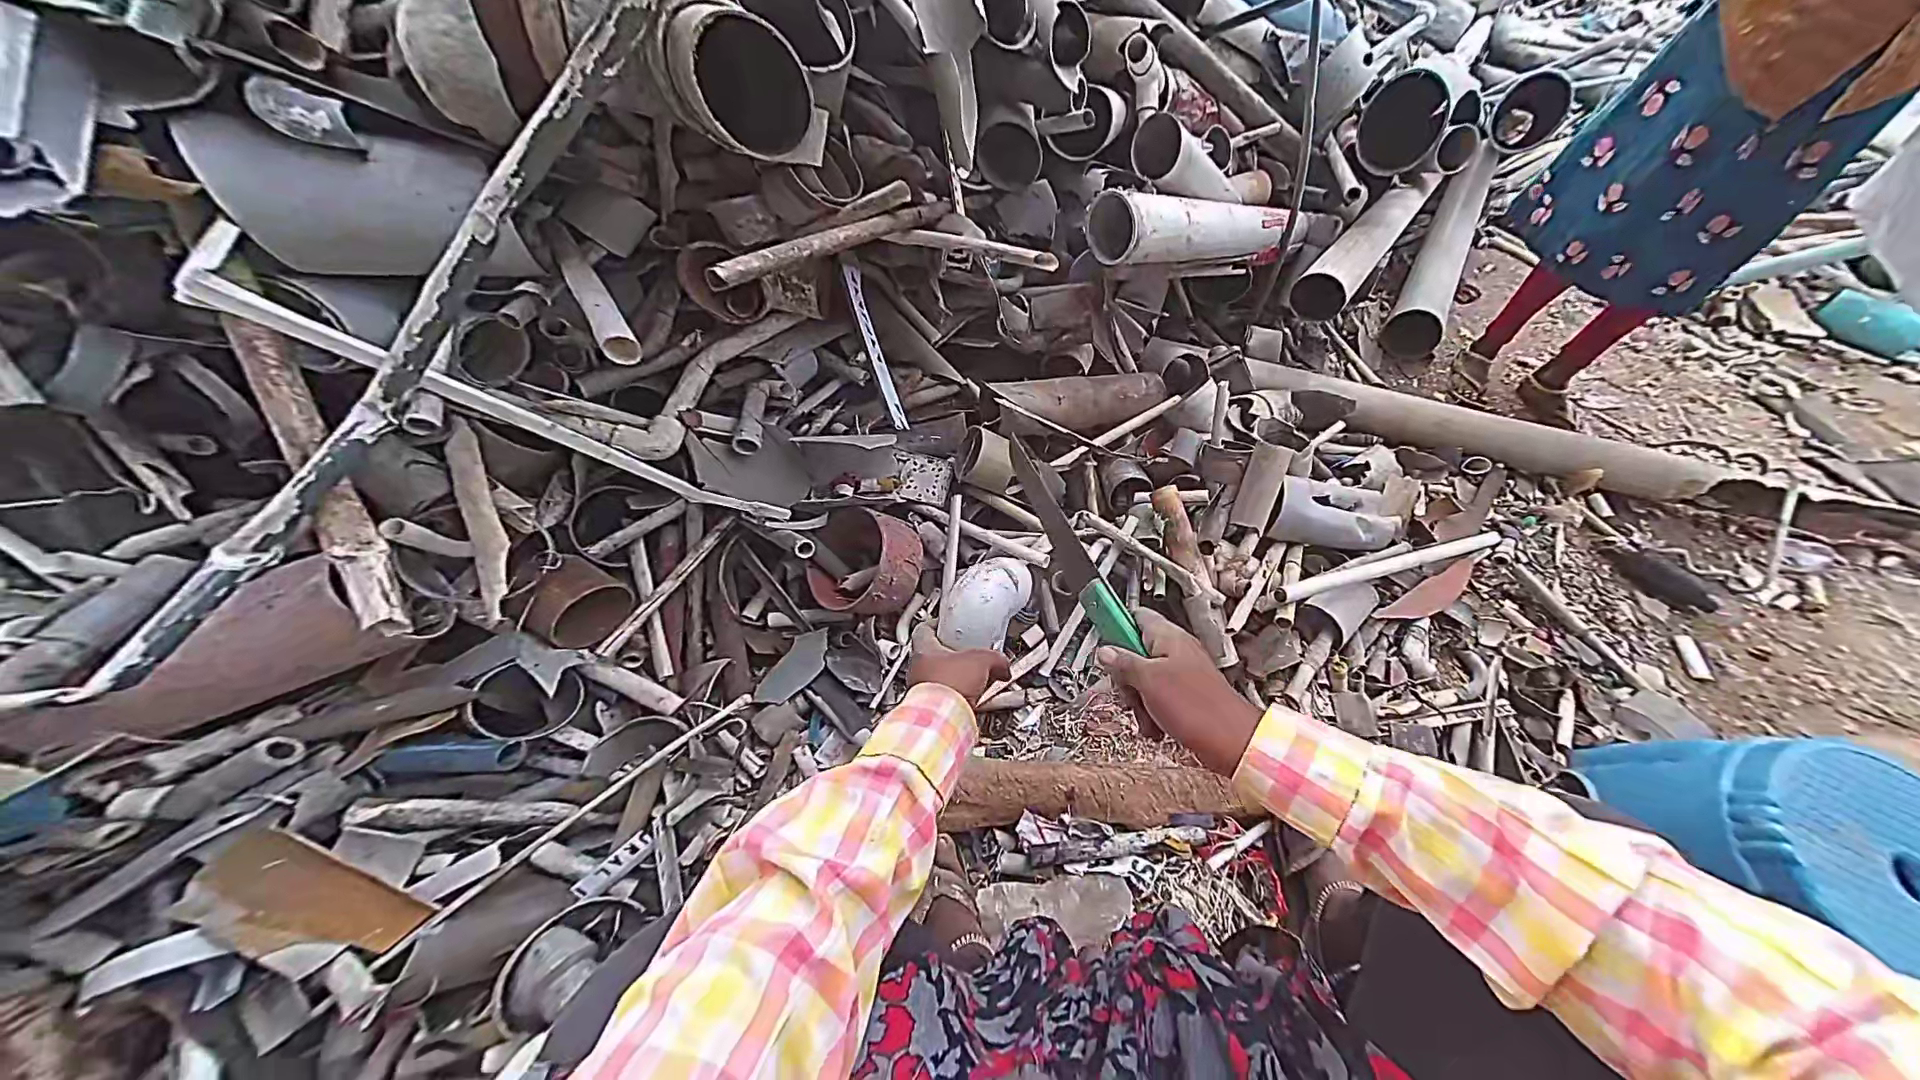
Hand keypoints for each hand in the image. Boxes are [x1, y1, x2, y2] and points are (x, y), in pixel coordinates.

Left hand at [908, 626, 1009, 705]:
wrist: (943, 719)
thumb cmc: (950, 685)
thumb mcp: (982, 660)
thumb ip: (996, 658)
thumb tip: (1004, 664)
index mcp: (924, 650)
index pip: (925, 629)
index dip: (940, 626)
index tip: (950, 627)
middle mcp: (918, 669)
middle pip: (937, 656)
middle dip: (956, 658)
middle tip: (971, 658)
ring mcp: (921, 690)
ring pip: (941, 678)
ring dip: (957, 679)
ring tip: (976, 683)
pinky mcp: (930, 708)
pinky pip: (945, 698)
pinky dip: (958, 698)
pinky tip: (973, 700)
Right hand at [1096, 607, 1263, 775]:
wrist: (1232, 743)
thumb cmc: (1199, 707)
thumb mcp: (1149, 681)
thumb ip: (1123, 662)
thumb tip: (1105, 652)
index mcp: (1168, 637)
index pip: (1133, 616)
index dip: (1115, 626)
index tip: (1102, 639)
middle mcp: (1174, 652)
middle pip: (1132, 652)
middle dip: (1124, 675)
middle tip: (1128, 688)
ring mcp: (1178, 675)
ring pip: (1141, 679)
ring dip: (1136, 699)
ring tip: (1145, 713)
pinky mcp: (1182, 697)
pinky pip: (1154, 699)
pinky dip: (1150, 713)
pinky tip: (1155, 725)